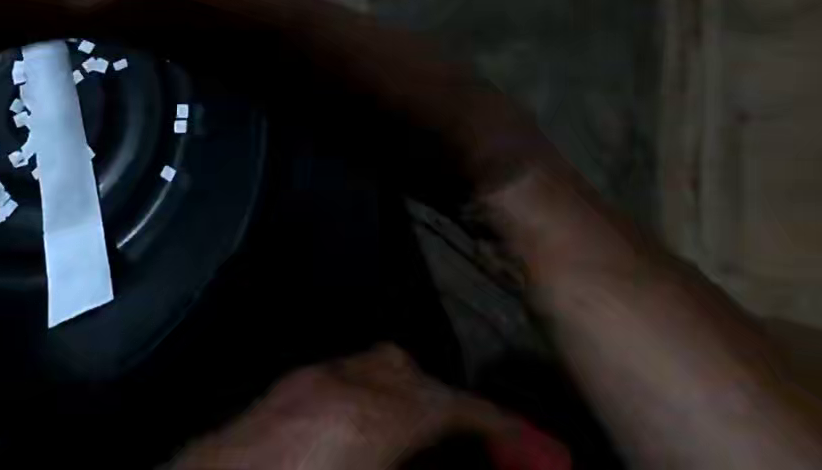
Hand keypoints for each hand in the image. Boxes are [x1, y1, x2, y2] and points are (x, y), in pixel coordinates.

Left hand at [172, 345, 567, 469]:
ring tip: (431, 444)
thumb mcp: (379, 456)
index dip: (500, 424)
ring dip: (410, 396)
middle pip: (411, 372)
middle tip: (482, 452)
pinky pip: (345, 376)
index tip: (537, 446)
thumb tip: (460, 453)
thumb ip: (426, 454)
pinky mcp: (284, 387)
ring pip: (375, 366)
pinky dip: (374, 396)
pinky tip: (375, 437)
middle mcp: (341, 382)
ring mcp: (307, 378)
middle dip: (452, 408)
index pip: (451, 405)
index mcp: (372, 417)